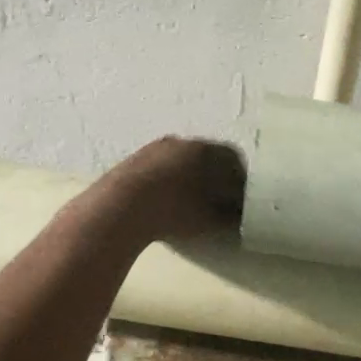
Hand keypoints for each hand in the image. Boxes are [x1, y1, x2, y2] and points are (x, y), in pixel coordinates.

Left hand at [91, 137, 245, 241]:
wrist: (121, 206)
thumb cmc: (175, 210)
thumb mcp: (211, 219)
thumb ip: (230, 214)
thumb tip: (238, 212)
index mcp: (205, 149)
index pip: (233, 158)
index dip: (239, 179)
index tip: (239, 197)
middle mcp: (181, 141)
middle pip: (205, 156)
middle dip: (213, 176)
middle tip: (215, 199)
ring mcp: (154, 148)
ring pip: (179, 160)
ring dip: (187, 177)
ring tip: (186, 201)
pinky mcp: (132, 160)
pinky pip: (158, 168)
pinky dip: (165, 181)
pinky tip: (162, 201)